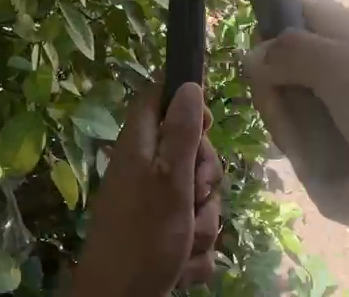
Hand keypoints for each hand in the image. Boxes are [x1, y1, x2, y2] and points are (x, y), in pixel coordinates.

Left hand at [71, 82, 223, 295]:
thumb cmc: (144, 237)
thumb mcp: (170, 179)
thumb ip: (182, 132)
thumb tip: (188, 84)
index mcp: (140, 145)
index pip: (158, 97)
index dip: (185, 101)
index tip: (208, 124)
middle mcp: (145, 168)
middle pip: (188, 149)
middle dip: (204, 177)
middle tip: (196, 195)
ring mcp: (153, 203)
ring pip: (196, 194)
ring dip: (201, 220)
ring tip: (185, 241)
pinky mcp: (161, 235)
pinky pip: (192, 229)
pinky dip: (193, 250)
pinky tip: (182, 264)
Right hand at [244, 0, 348, 295]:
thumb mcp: (342, 72)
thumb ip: (290, 52)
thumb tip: (252, 57)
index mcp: (340, 33)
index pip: (284, 13)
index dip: (268, 42)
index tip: (269, 77)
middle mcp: (336, 66)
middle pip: (276, 78)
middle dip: (287, 120)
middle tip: (301, 140)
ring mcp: (340, 110)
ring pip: (291, 126)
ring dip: (310, 160)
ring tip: (342, 177)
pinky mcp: (344, 151)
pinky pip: (311, 160)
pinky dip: (326, 182)